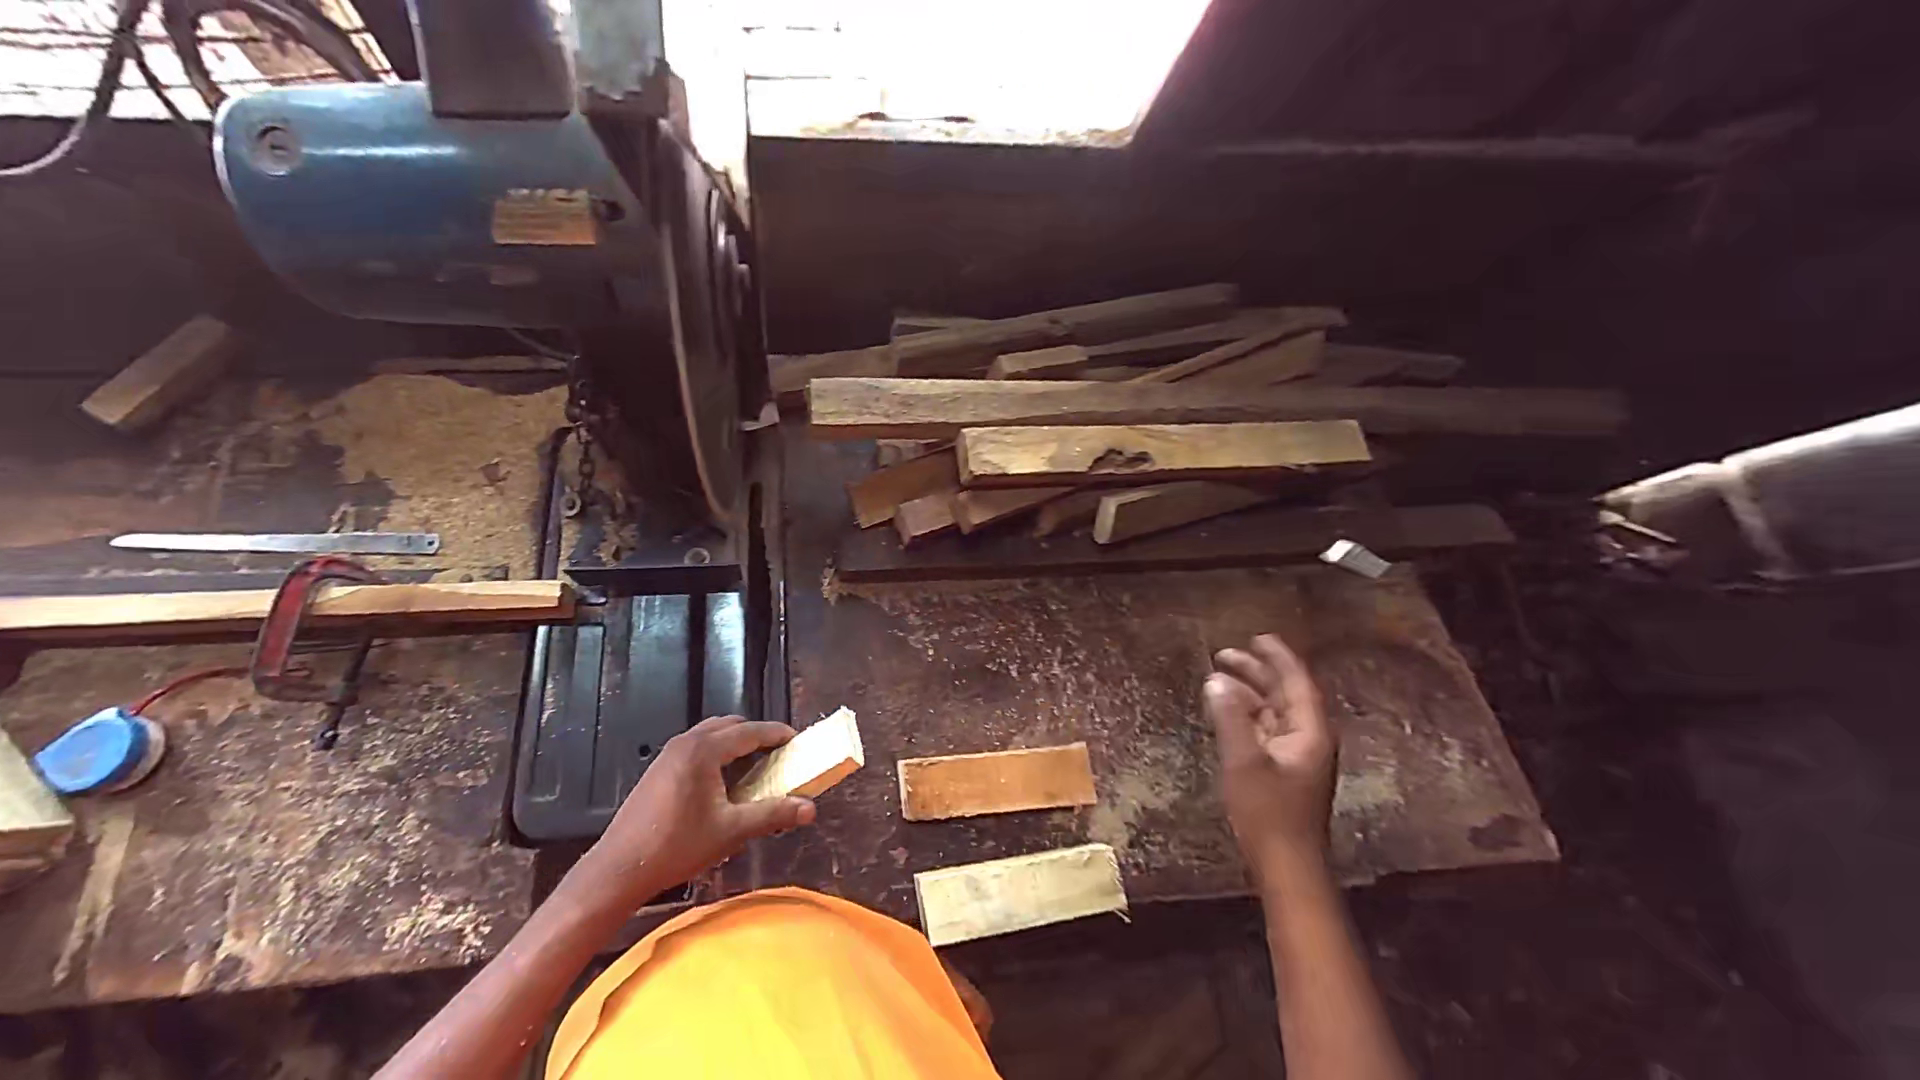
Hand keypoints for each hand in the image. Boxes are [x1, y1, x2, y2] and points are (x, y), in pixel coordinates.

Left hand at [572, 715, 817, 909]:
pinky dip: (718, 754)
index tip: (798, 741)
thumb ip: (773, 814)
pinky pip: (697, 747)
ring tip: (755, 768)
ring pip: (712, 735)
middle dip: (757, 736)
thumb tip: (810, 809)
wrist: (619, 870)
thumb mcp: (731, 830)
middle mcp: (686, 743)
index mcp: (704, 750)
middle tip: (778, 755)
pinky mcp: (659, 770)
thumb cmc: (676, 846)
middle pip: (731, 726)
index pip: (750, 731)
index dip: (777, 734)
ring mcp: (668, 755)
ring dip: (736, 744)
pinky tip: (725, 783)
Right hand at [1206, 634, 1336, 878]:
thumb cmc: (1268, 812)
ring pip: (1274, 712)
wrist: (1287, 865)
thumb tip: (1216, 680)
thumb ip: (1230, 717)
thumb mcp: (1244, 761)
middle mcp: (1309, 739)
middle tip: (1225, 653)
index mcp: (1310, 732)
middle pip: (1285, 694)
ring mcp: (1298, 756)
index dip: (1278, 658)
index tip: (1258, 637)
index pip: (1296, 683)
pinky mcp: (1285, 770)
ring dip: (1250, 692)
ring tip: (1219, 677)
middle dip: (1257, 672)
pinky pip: (1267, 729)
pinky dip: (1247, 714)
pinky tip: (1226, 712)